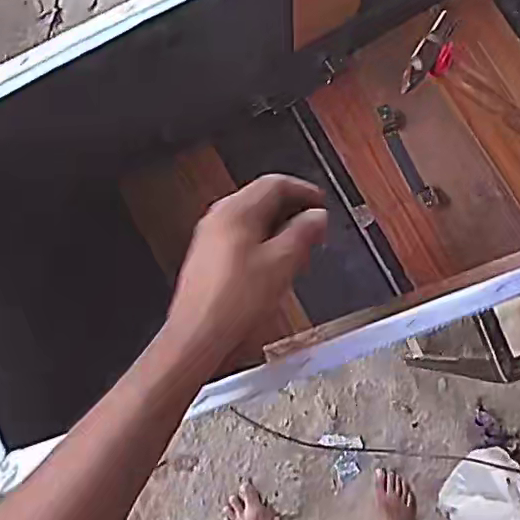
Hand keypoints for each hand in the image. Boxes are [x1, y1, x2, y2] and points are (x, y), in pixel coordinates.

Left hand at [163, 174, 328, 360]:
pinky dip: (261, 246)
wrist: (198, 336)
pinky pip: (239, 241)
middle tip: (314, 227)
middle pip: (261, 201)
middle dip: (291, 211)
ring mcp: (209, 240)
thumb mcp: (281, 265)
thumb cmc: (231, 305)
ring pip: (250, 222)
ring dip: (277, 230)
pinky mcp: (207, 261)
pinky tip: (273, 268)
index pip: (274, 184)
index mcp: (235, 212)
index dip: (304, 191)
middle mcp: (218, 220)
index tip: (320, 203)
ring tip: (299, 248)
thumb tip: (316, 217)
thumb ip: (303, 234)